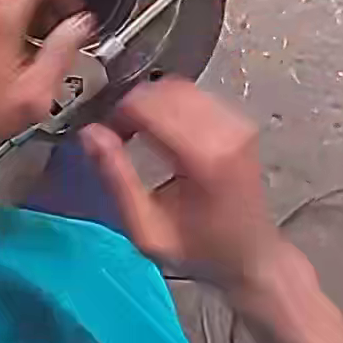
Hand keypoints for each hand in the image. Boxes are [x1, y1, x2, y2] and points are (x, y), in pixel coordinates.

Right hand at [81, 77, 295, 295]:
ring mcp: (236, 121)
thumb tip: (89, 132)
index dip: (118, 114)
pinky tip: (160, 127)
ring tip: (138, 131)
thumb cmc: (198, 249)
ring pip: (174, 86)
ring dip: (148, 102)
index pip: (148, 105)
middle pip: (160, 90)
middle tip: (119, 135)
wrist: (253, 256)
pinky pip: (190, 92)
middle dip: (131, 107)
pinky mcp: (238, 118)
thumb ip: (117, 180)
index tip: (108, 138)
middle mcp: (226, 130)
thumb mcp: (147, 231)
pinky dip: (166, 102)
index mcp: (205, 157)